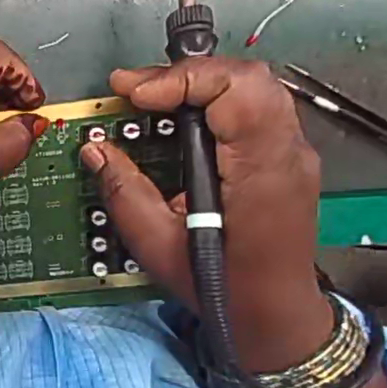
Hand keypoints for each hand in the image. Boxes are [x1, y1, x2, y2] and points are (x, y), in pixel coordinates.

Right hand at [80, 58, 333, 374]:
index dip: (180, 79)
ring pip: (252, 86)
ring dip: (196, 83)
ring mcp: (290, 153)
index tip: (132, 93)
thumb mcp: (157, 244)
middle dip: (183, 73)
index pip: (236, 89)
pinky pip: (250, 107)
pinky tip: (175, 117)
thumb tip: (96, 150)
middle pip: (247, 77)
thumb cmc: (222, 286)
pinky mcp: (281, 158)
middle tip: (133, 90)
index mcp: (262, 172)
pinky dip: (210, 99)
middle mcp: (286, 154)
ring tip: (148, 99)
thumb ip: (125, 191)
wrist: (273, 314)